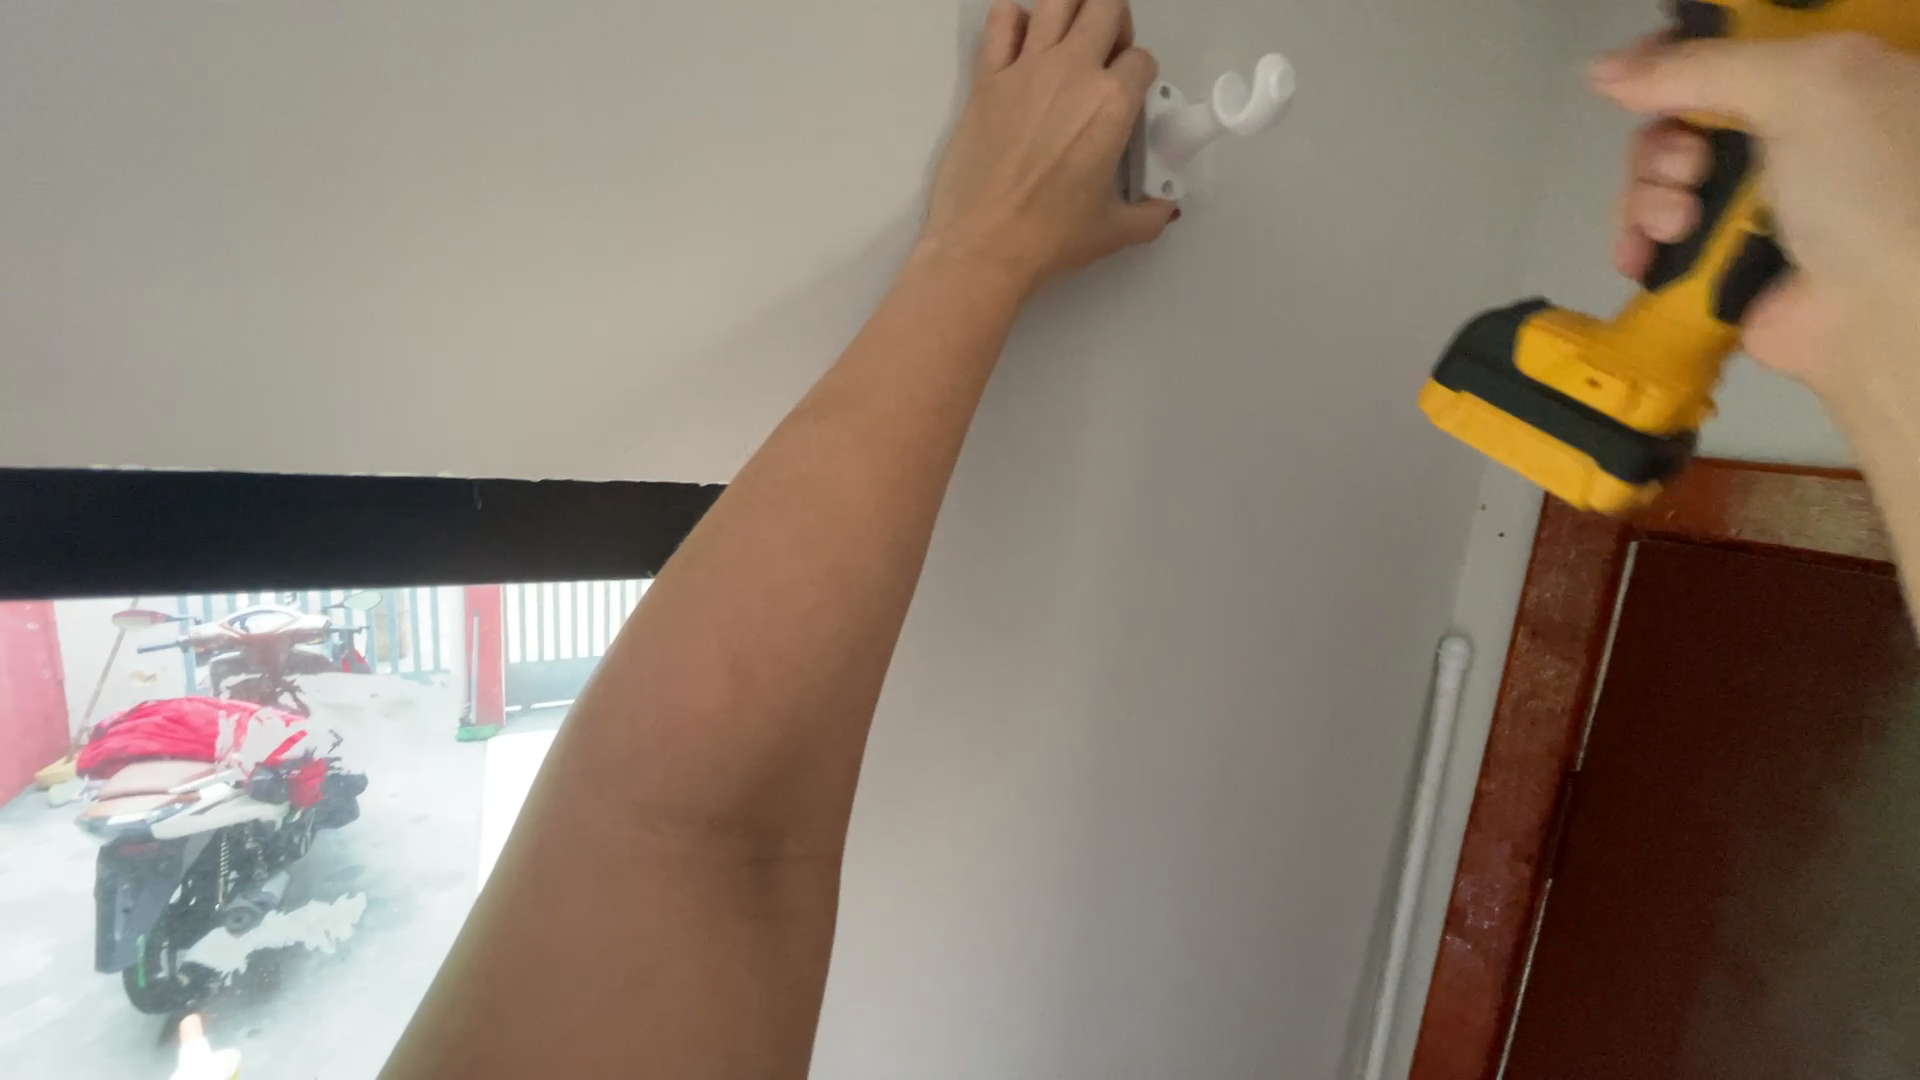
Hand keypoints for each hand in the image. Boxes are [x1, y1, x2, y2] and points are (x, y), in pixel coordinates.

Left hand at [916, 0, 1177, 295]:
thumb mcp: (1112, 233)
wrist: (984, 246)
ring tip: (1067, 44)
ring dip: (1071, 11)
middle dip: (1114, 27)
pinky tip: (1019, 49)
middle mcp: (1073, 71)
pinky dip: (1013, 21)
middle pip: (1107, 7)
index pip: (1141, 61)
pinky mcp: (987, 78)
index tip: (1126, 106)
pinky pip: (1001, 20)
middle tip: (1103, 63)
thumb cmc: (1051, 240)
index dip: (1139, 80)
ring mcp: (1026, 69)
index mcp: (1112, 103)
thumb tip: (1167, 209)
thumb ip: (1148, 216)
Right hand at [1596, 33, 1919, 398]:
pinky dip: (1635, 244)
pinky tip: (1643, 256)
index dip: (1678, 55)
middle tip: (1690, 169)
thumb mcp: (1809, 87)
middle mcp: (1789, 132)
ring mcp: (1749, 198)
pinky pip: (1647, 235)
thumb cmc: (1874, 176)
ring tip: (1678, 226)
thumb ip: (1704, 67)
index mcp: (1832, 77)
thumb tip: (1603, 70)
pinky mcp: (1713, 253)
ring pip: (1654, 181)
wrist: (1882, 303)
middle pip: (1678, 120)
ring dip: (1646, 202)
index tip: (1639, 74)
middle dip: (1661, 149)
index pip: (1736, 46)